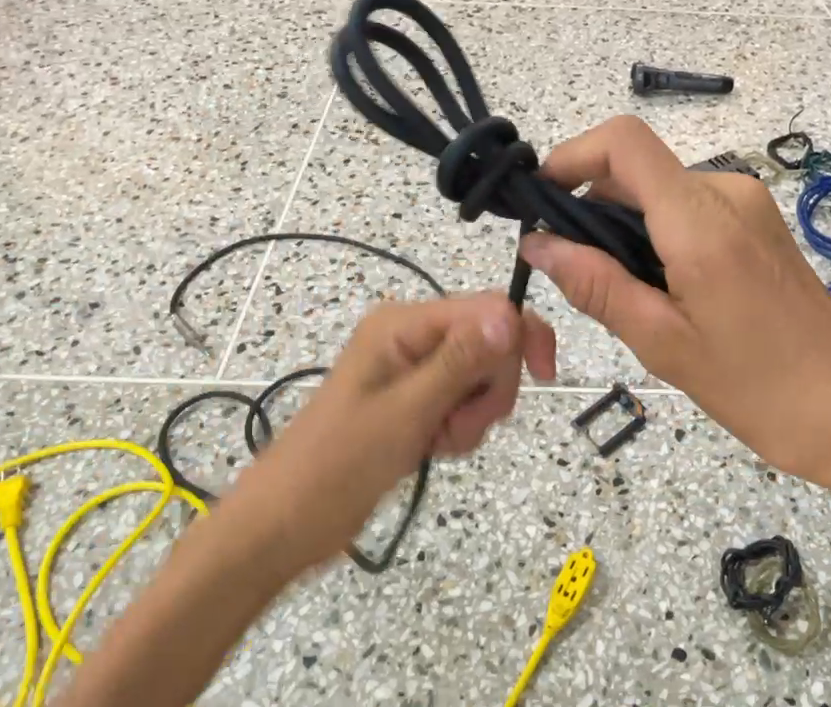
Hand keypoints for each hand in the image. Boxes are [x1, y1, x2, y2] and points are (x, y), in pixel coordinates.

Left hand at [231, 295, 555, 571]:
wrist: (286, 523)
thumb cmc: (341, 463)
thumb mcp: (408, 411)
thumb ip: (462, 361)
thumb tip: (511, 315)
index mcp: (405, 323)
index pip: (489, 308)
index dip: (522, 337)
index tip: (543, 379)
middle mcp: (413, 335)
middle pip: (491, 341)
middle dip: (490, 387)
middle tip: (458, 426)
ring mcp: (414, 368)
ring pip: (482, 375)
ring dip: (474, 414)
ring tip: (438, 442)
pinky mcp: (416, 398)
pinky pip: (464, 400)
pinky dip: (461, 426)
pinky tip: (434, 447)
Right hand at [519, 116, 830, 489]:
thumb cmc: (759, 388)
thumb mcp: (663, 343)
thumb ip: (596, 284)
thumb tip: (537, 243)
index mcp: (702, 219)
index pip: (624, 142)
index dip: (571, 156)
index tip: (538, 201)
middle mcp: (728, 192)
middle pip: (638, 170)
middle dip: (592, 208)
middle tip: (576, 275)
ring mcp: (750, 205)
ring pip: (661, 192)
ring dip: (626, 228)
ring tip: (628, 296)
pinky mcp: (760, 223)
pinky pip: (690, 210)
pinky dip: (659, 236)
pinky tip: (665, 292)